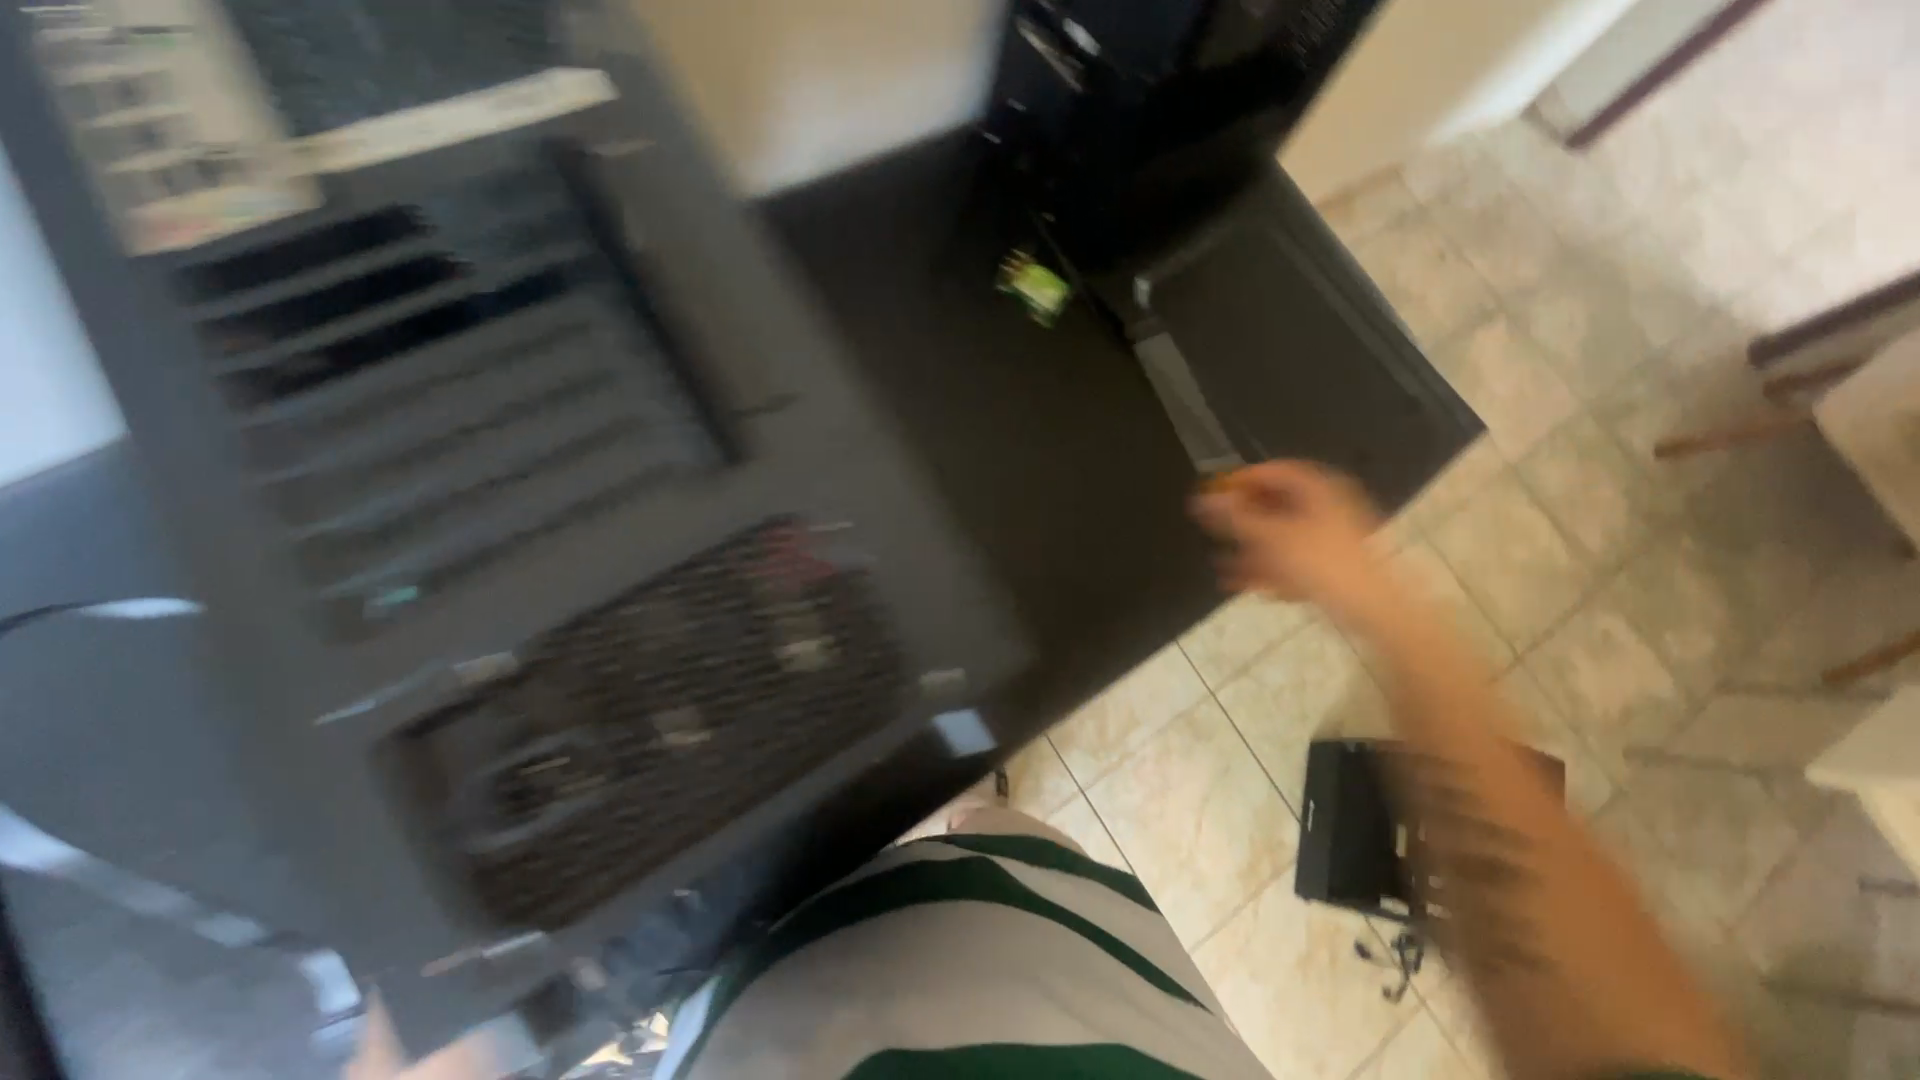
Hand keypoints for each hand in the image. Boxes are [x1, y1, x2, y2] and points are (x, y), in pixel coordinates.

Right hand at [1191, 461, 1395, 628]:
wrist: (1370, 607)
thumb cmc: (1320, 562)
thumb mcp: (1270, 537)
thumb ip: (1234, 517)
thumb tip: (1201, 500)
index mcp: (1318, 488)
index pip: (1274, 471)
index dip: (1242, 481)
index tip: (1215, 495)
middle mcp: (1328, 505)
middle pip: (1276, 506)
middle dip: (1243, 523)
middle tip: (1217, 531)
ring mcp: (1332, 536)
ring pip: (1283, 537)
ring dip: (1252, 551)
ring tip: (1224, 567)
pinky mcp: (1334, 564)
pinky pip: (1295, 559)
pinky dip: (1270, 569)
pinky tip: (1246, 585)